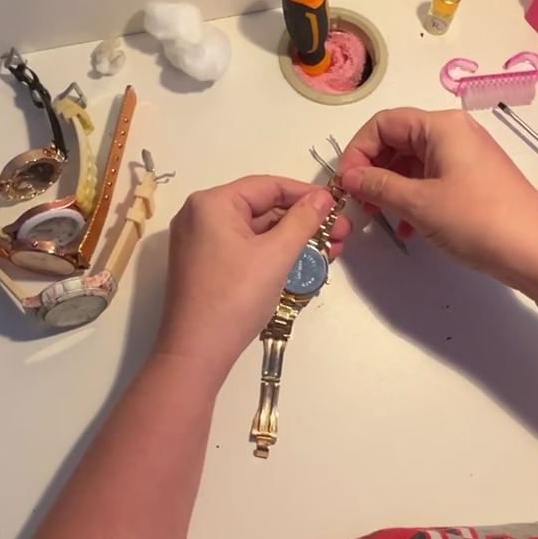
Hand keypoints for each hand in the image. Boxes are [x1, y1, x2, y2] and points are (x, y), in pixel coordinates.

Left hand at [153, 175, 351, 376]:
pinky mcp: (204, 267)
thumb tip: (323, 197)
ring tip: (329, 252)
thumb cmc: (235, 297)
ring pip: (256, 232)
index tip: (337, 205)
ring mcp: (199, 243)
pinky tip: (302, 263)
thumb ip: (303, 220)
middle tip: (340, 233)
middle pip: (261, 208)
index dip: (305, 194)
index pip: (267, 186)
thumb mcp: (276, 255)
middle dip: (303, 221)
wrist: (197, 352)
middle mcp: (200, 216)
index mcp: (211, 204)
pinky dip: (272, 254)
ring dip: (292, 240)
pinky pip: (245, 250)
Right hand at [338, 107, 537, 283]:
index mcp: (440, 126)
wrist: (536, 250)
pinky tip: (407, 228)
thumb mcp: (418, 203)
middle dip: (373, 170)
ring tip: (381, 218)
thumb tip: (349, 176)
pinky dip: (412, 198)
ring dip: (390, 188)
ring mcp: (465, 158)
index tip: (346, 184)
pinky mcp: (472, 181)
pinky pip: (431, 180)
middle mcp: (453, 134)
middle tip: (360, 203)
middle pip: (397, 141)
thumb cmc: (476, 219)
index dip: (358, 151)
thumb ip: (378, 186)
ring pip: (412, 164)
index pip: (383, 124)